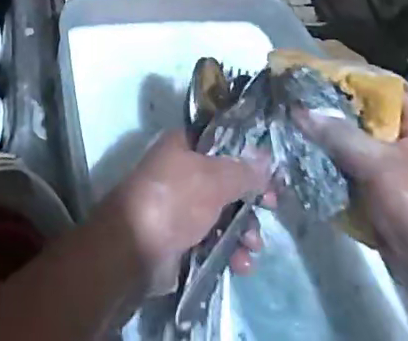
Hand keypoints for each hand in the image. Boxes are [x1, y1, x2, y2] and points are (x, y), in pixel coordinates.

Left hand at [99, 133, 273, 276]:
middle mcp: (181, 172)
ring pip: (226, 215)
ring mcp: (182, 206)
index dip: (246, 159)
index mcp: (181, 146)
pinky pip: (217, 241)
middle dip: (250, 201)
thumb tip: (265, 158)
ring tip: (251, 246)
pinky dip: (232, 251)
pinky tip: (239, 263)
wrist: (137, 246)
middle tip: (270, 210)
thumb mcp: (212, 178)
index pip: (220, 145)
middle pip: (227, 182)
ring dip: (245, 232)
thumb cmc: (173, 198)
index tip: (270, 177)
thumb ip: (242, 170)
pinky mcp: (185, 237)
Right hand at [292, 87, 407, 271]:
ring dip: (324, 133)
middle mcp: (407, 146)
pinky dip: (326, 159)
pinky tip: (301, 153)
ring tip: (290, 121)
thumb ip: (339, 134)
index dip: (356, 75)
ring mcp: (393, 171)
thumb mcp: (380, 167)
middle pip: (365, 114)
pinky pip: (347, 166)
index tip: (316, 70)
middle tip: (294, 94)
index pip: (389, 89)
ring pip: (352, 140)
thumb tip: (299, 107)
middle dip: (330, 105)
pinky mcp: (378, 193)